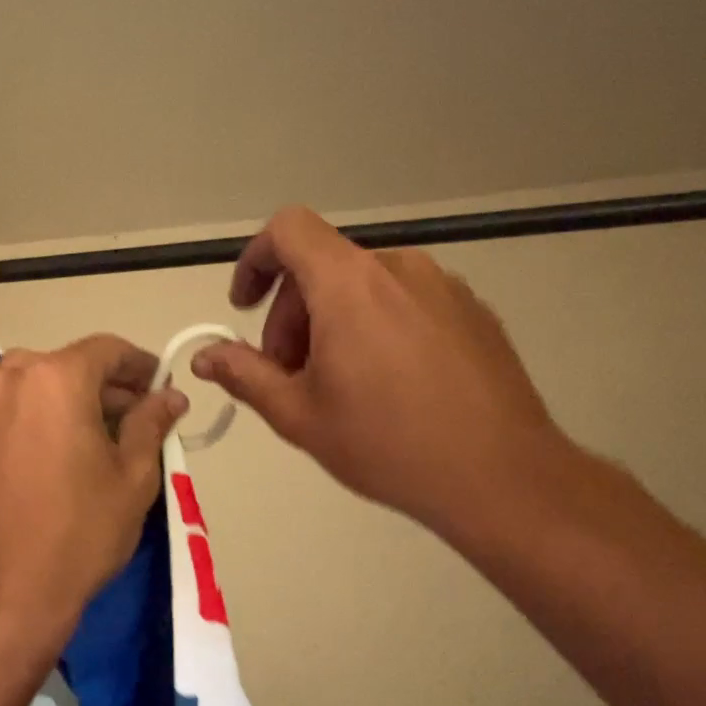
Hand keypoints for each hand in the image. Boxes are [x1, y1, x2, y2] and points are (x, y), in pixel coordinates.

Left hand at [0, 334, 186, 639]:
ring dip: (44, 387)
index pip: (106, 351)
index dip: (137, 365)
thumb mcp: (134, 478)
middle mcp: (10, 378)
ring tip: (67, 420)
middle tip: (123, 421)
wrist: (15, 590)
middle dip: (98, 384)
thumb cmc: (83, 533)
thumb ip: (150, 424)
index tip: (154, 389)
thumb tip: (169, 395)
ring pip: (14, 375)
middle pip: (61, 363)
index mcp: (59, 380)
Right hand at [192, 206, 576, 532]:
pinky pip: (406, 302)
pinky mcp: (474, 311)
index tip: (246, 309)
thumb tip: (205, 356)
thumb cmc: (386, 443)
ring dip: (334, 322)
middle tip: (290, 375)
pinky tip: (390, 387)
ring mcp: (444, 287)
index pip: (288, 229)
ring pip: (364, 285)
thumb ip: (245, 374)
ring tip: (340, 386)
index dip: (254, 259)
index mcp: (349, 284)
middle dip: (292, 314)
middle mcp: (398, 269)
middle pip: (323, 265)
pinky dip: (378, 327)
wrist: (500, 475)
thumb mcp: (298, 414)